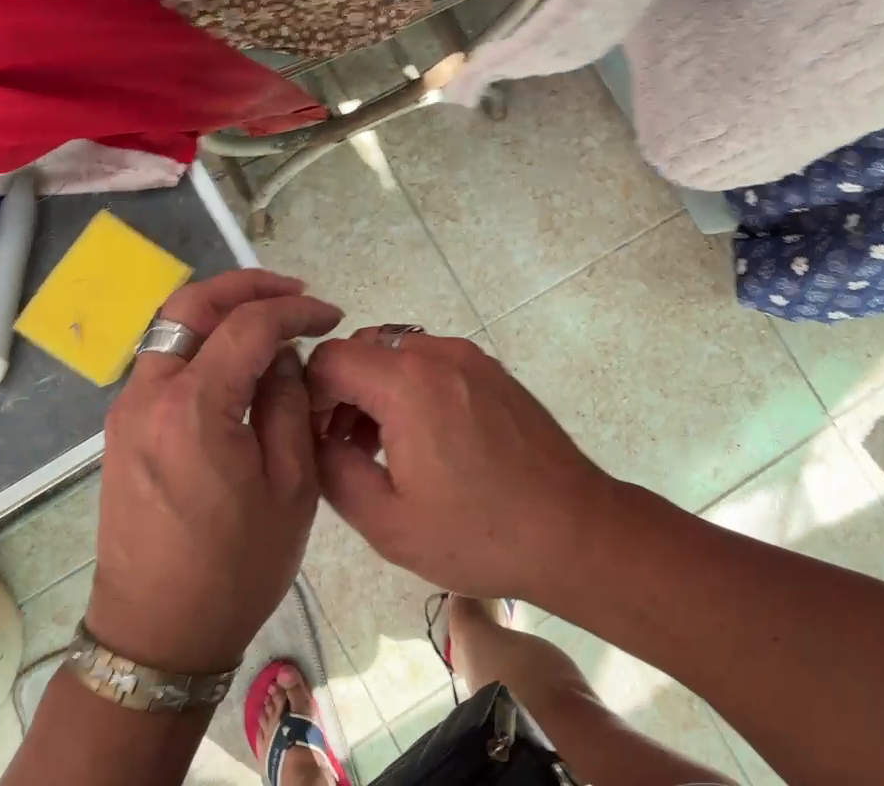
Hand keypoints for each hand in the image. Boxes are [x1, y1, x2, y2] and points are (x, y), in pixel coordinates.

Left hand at [86, 270, 341, 673]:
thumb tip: (282, 358)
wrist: (159, 631)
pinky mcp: (122, 429)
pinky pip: (162, 362)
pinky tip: (236, 360)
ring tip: (269, 320)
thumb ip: (288, 404)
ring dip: (219, 311)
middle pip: (191, 305)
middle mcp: (149, 394)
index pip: (248, 325)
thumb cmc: (237, 566)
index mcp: (195, 407)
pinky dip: (200, 343)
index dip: (295, 310)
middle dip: (246, 286)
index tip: (331, 315)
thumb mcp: (291, 485)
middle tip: (294, 292)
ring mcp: (126, 410)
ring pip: (169, 328)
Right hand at [305, 330, 618, 601]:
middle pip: (363, 349)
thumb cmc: (478, 534)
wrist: (574, 531)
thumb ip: (333, 470)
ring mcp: (474, 359)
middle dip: (341, 392)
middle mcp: (440, 354)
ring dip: (377, 390)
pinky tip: (423, 442)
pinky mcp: (496, 374)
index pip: (329, 360)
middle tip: (341, 448)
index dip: (308, 397)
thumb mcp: (387, 521)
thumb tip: (315, 439)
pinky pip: (435, 364)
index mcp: (408, 382)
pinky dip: (412, 388)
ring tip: (379, 450)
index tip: (312, 441)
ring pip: (400, 354)